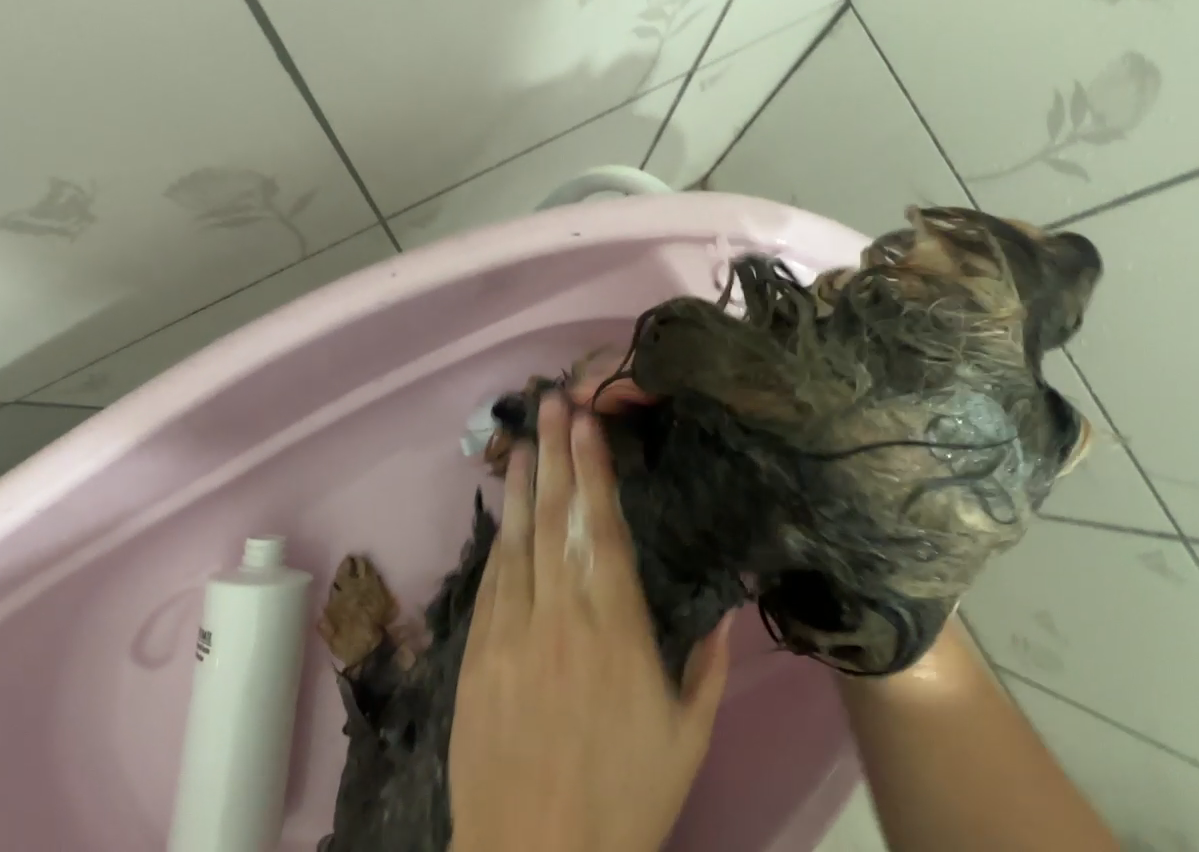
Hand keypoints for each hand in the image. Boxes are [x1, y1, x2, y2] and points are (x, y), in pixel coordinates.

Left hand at [449, 390, 730, 851]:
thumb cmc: (623, 797)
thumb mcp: (687, 736)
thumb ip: (706, 664)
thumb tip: (722, 609)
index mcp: (614, 629)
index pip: (603, 530)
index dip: (594, 471)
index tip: (588, 424)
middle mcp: (558, 616)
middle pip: (555, 519)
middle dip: (554, 454)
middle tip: (552, 401)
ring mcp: (509, 632)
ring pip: (516, 541)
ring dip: (522, 486)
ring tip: (526, 439)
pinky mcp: (476, 655)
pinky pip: (491, 581)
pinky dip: (499, 539)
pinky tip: (504, 513)